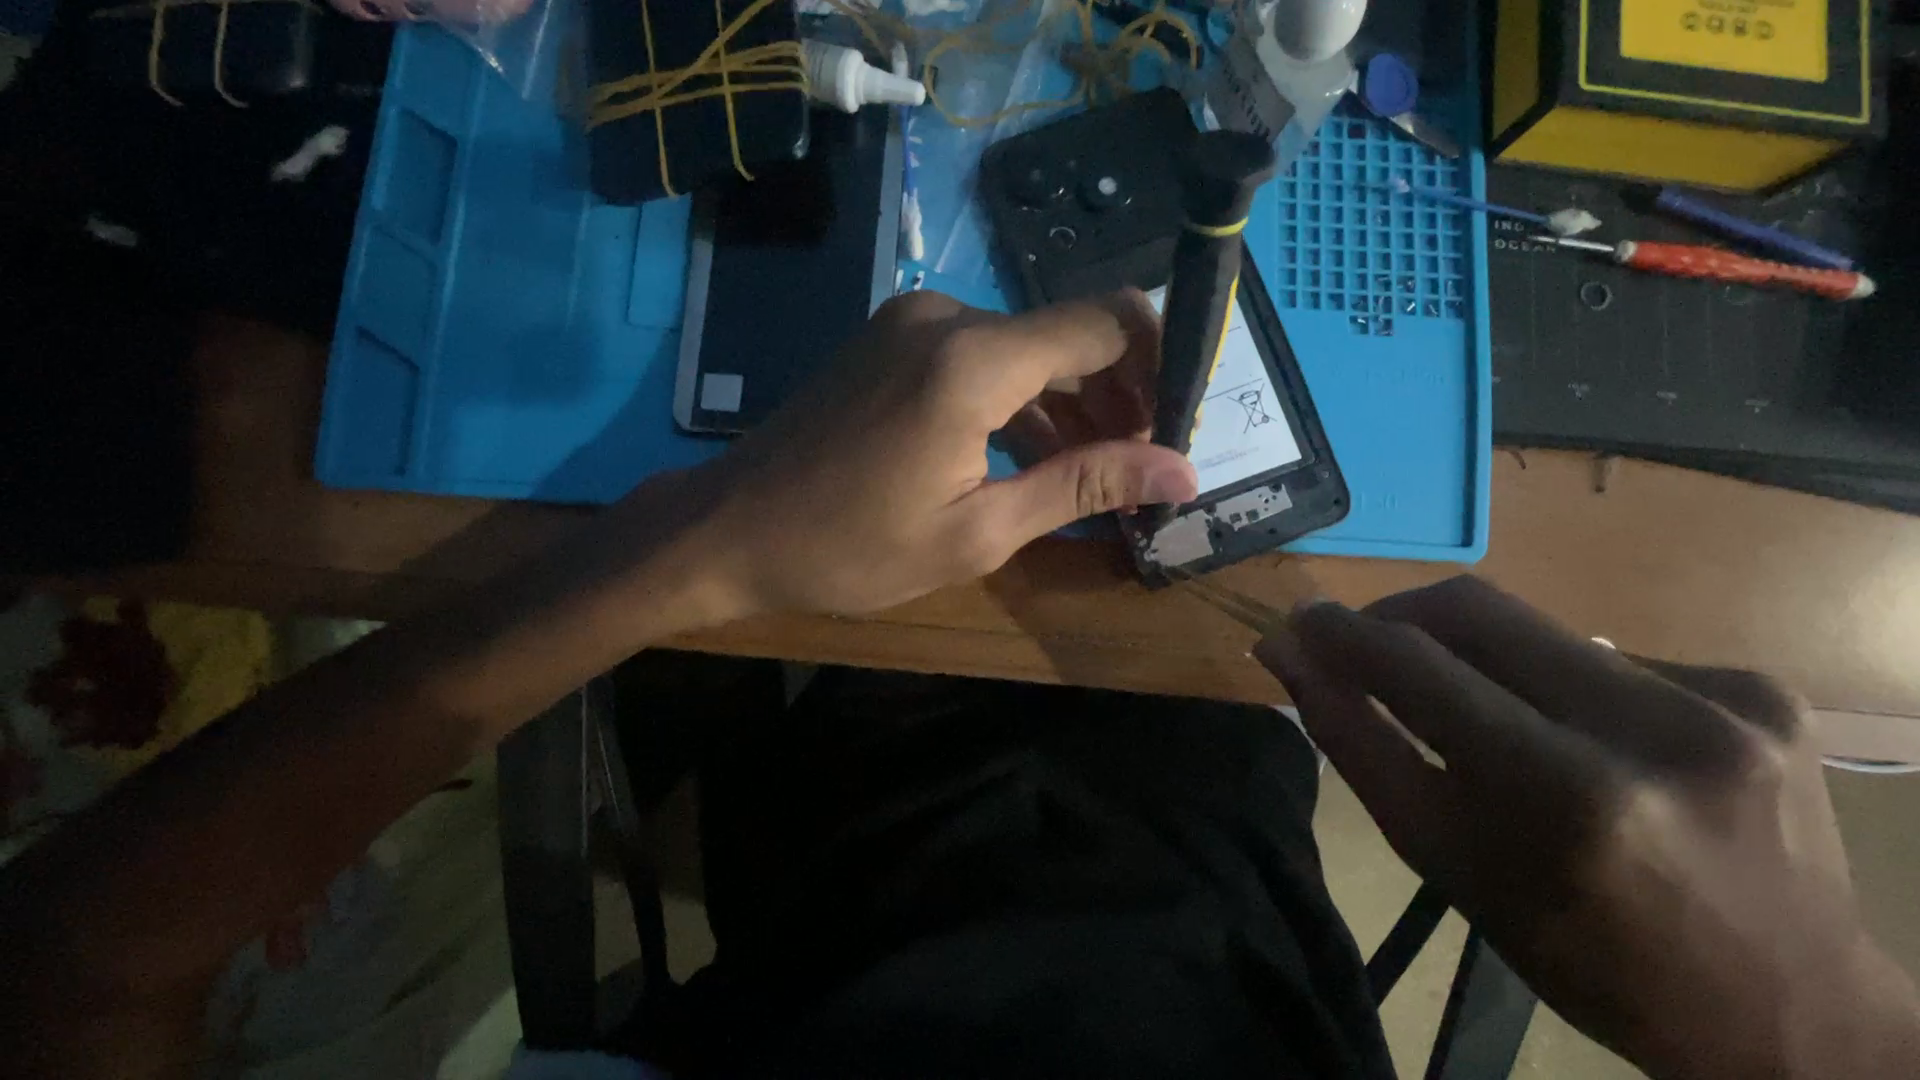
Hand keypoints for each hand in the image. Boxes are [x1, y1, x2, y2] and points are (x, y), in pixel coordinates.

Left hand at [679, 289, 1197, 616]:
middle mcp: (949, 317)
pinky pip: (982, 357)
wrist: (731, 528)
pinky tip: (1033, 455)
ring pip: (1027, 347)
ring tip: (1095, 473)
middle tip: (1140, 469)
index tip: (1175, 432)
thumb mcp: (977, 532)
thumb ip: (1083, 486)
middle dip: (1119, 395)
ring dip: (1070, 403)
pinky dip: (1019, 399)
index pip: (1106, 323)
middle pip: (1070, 333)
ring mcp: (914, 323)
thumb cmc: (851, 547)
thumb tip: (1182, 473)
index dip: (1158, 367)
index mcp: (975, 361)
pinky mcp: (894, 340)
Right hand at [1256, 577, 1919, 1079]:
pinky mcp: (1761, 690)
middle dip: (1396, 617)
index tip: (1300, 621)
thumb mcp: (1447, 861)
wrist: (1791, 1012)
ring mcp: (1723, 700)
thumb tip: (1290, 656)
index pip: (1415, 663)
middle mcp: (1653, 726)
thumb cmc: (1583, 953)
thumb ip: (1358, 744)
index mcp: (1564, 793)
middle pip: (1474, 607)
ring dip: (1476, 656)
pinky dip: (1557, 681)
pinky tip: (1578, 735)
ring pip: (1535, 627)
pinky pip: (1605, 653)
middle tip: (1363, 646)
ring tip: (1478, 712)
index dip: (1341, 631)